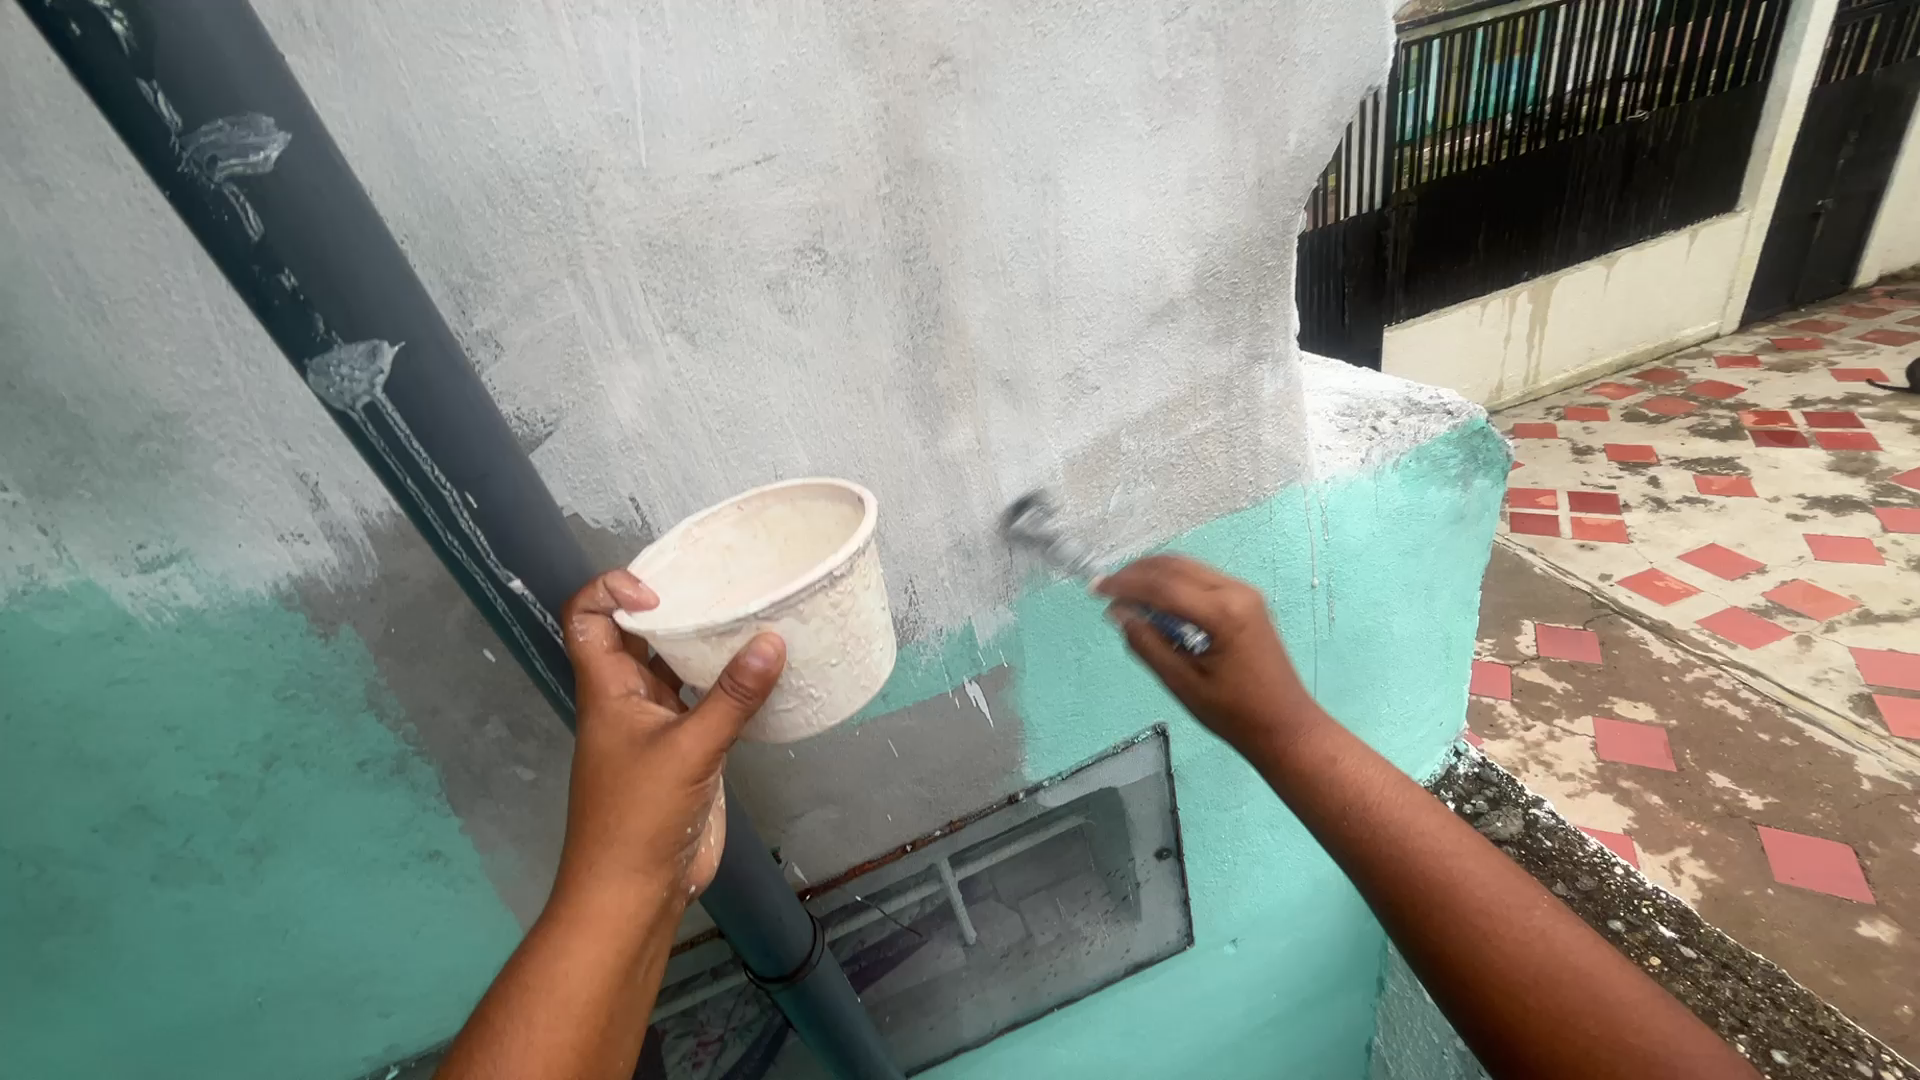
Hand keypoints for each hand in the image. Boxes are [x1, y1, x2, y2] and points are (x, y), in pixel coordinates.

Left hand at [554, 569, 785, 915]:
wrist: (635, 894)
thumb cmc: (640, 818)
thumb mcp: (690, 750)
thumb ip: (732, 696)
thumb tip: (773, 640)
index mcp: (608, 690)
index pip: (588, 619)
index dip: (613, 591)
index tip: (663, 590)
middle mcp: (630, 699)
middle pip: (639, 636)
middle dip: (674, 607)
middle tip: (725, 586)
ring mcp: (660, 725)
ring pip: (676, 667)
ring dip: (705, 644)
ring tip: (752, 617)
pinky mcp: (688, 749)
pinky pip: (707, 700)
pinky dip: (730, 683)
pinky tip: (765, 673)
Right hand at [1096, 555, 1321, 757]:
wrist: (1286, 727)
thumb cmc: (1235, 714)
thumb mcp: (1182, 683)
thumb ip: (1147, 643)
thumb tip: (1119, 613)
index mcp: (1223, 613)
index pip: (1162, 586)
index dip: (1124, 585)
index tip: (1095, 589)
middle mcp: (1236, 592)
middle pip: (1175, 566)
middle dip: (1136, 573)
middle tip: (1105, 588)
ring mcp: (1244, 593)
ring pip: (1187, 567)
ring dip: (1153, 574)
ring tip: (1123, 592)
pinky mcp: (1246, 600)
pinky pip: (1200, 578)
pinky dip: (1172, 582)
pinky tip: (1153, 599)